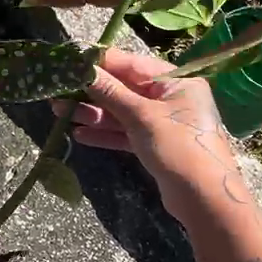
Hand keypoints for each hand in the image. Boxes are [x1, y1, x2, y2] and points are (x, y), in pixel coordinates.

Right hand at [51, 47, 249, 203]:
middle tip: (57, 91)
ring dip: (92, 113)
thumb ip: (110, 92)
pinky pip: (125, 133)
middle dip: (90, 92)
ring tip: (58, 112)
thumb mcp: (141, 116)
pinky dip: (104, 133)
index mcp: (176, 82)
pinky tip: (79, 135)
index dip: (99, 63)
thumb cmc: (178, 148)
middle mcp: (170, 98)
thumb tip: (83, 69)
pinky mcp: (155, 145)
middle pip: (123, 89)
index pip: (131, 64)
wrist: (204, 200)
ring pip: (121, 113)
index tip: (70, 61)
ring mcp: (162, 123)